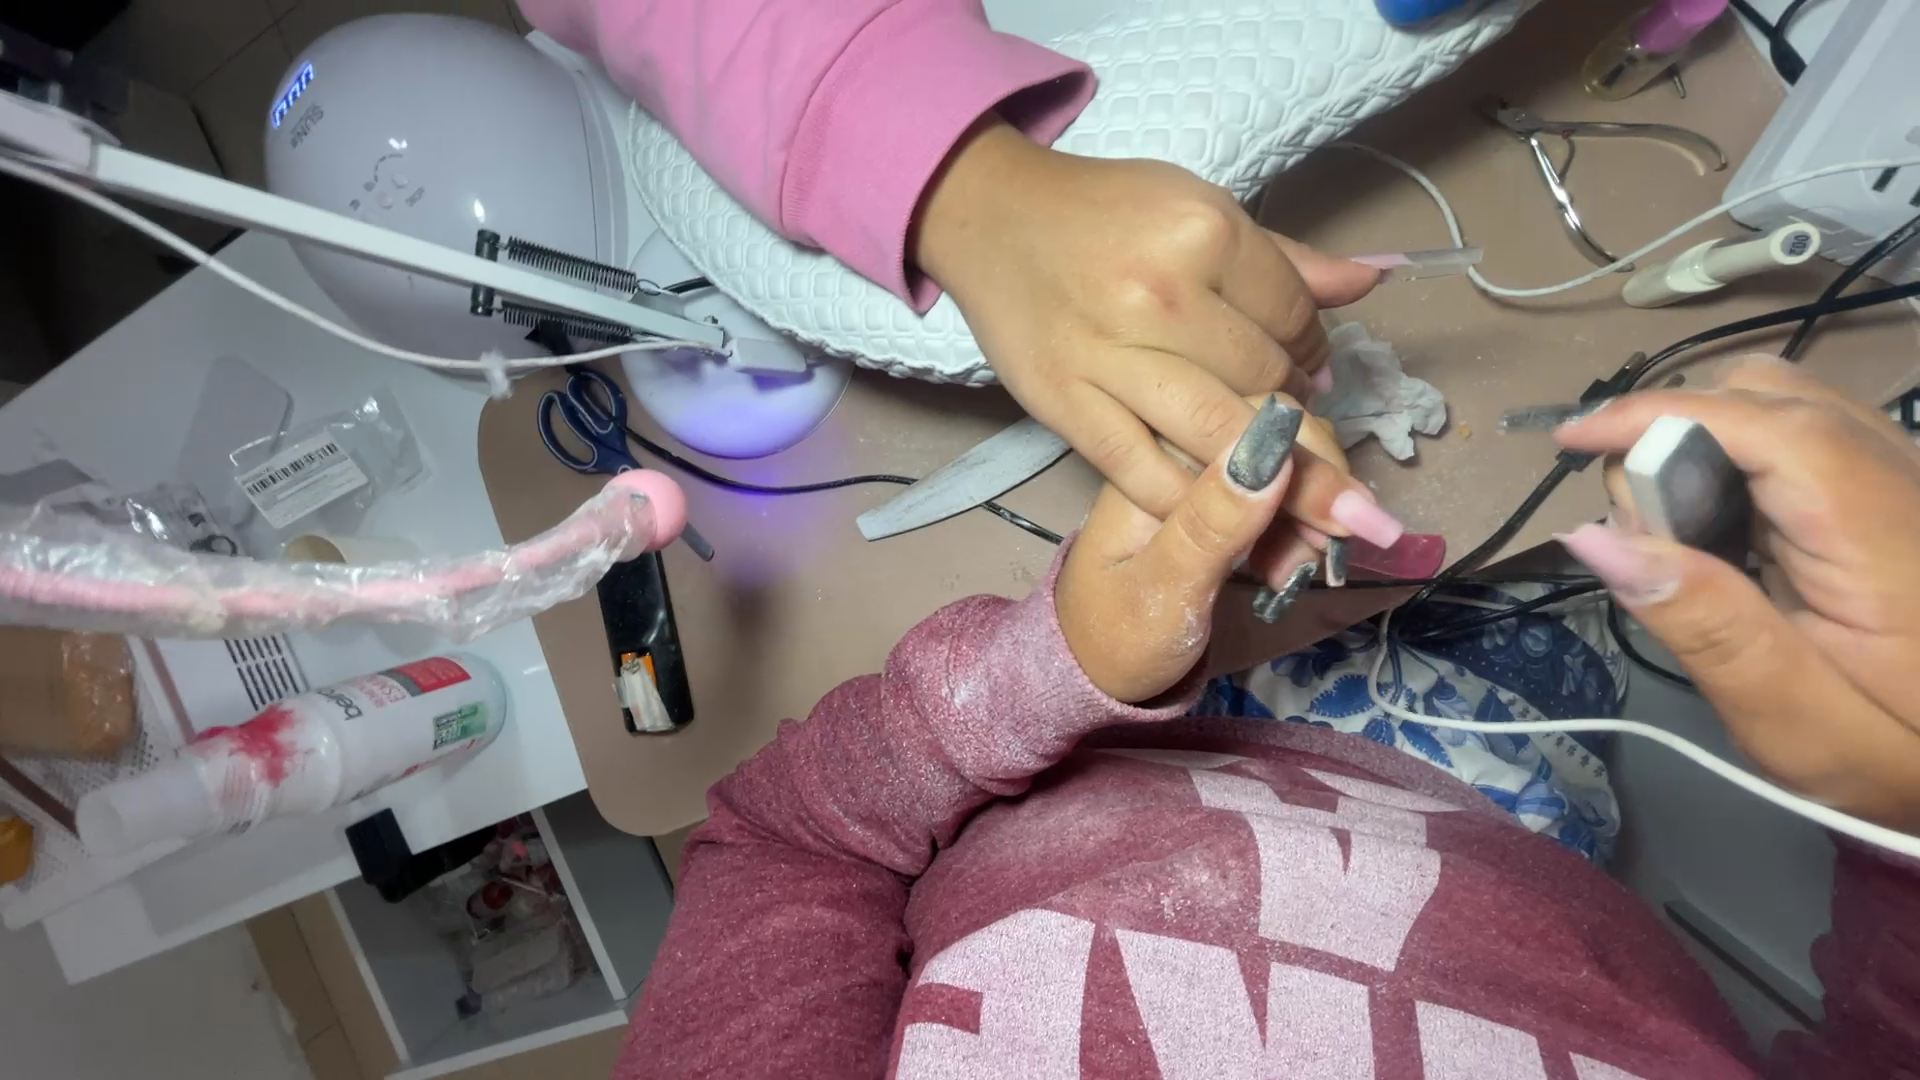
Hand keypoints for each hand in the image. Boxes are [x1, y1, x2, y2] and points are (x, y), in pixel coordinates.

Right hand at [914, 116, 1402, 554]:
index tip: (1309, 374)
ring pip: (1216, 435)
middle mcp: (1160, 297)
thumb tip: (1372, 280)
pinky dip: (1185, 496)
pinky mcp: (1065, 407)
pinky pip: (1141, 470)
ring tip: (1280, 485)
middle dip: (1301, 423)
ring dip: (1262, 471)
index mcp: (1205, 234)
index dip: (1315, 355)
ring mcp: (1108, 359)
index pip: (1292, 317)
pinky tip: (1210, 502)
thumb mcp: (1196, 209)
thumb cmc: (1100, 212)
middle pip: (1264, 384)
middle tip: (1304, 442)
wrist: (995, 222)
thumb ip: (1284, 255)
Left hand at [1058, 396, 1311, 702]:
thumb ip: (1211, 525)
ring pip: (1284, 463)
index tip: (1352, 527)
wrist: (1094, 669)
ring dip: (1312, 514)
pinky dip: (1297, 527)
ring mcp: (1197, 477)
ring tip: (1296, 574)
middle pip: (1275, 435)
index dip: (1310, 465)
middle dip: (1318, 493)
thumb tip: (1273, 445)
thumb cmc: (1119, 637)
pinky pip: (1274, 493)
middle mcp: (1175, 454)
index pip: (1247, 422)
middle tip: (1320, 560)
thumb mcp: (1164, 591)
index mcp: (1149, 463)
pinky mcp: (1213, 504)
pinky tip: (1287, 567)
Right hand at [1556, 357, 1919, 828]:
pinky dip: (1723, 458)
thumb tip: (1589, 537)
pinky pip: (1794, 436)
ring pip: (1784, 405)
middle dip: (1674, 434)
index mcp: (1896, 548)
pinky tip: (1713, 525)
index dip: (1662, 414)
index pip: (1779, 430)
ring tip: (1678, 532)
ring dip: (1695, 444)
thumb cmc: (1903, 763)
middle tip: (1644, 525)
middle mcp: (1915, 492)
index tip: (1570, 439)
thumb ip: (1705, 629)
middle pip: (1779, 395)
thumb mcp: (1799, 727)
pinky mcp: (1894, 494)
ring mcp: (1910, 487)